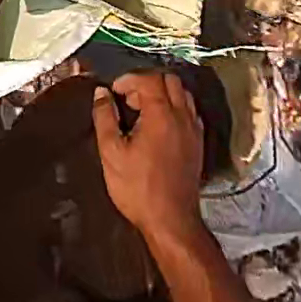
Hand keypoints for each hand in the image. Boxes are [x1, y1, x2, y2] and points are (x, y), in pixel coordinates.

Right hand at [92, 71, 205, 243]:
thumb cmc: (138, 188)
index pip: (148, 79)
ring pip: (183, 93)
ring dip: (163, 92)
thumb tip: (101, 92)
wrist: (172, 223)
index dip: (128, 79)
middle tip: (129, 99)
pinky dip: (175, 107)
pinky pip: (190, 111)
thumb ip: (104, 117)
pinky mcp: (198, 143)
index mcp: (160, 114)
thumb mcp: (111, 153)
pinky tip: (161, 124)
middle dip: (147, 82)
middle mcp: (181, 116)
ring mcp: (193, 130)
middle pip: (169, 79)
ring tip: (144, 109)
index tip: (114, 92)